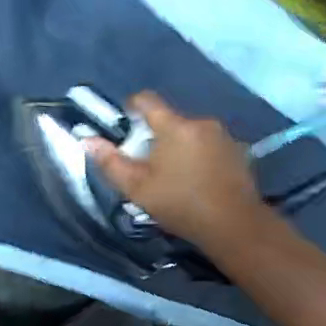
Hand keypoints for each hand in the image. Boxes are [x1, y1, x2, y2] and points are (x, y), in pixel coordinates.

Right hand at [84, 91, 270, 247]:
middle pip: (171, 120)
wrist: (233, 225)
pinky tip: (199, 181)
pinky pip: (211, 146)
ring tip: (176, 176)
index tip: (125, 126)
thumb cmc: (180, 204)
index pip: (147, 100)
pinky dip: (201, 157)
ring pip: (192, 134)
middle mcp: (201, 122)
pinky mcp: (239, 152)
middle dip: (157, 136)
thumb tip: (87, 140)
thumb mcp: (137, 188)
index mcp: (174, 126)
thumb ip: (111, 162)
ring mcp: (224, 136)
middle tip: (148, 165)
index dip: (131, 107)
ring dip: (181, 147)